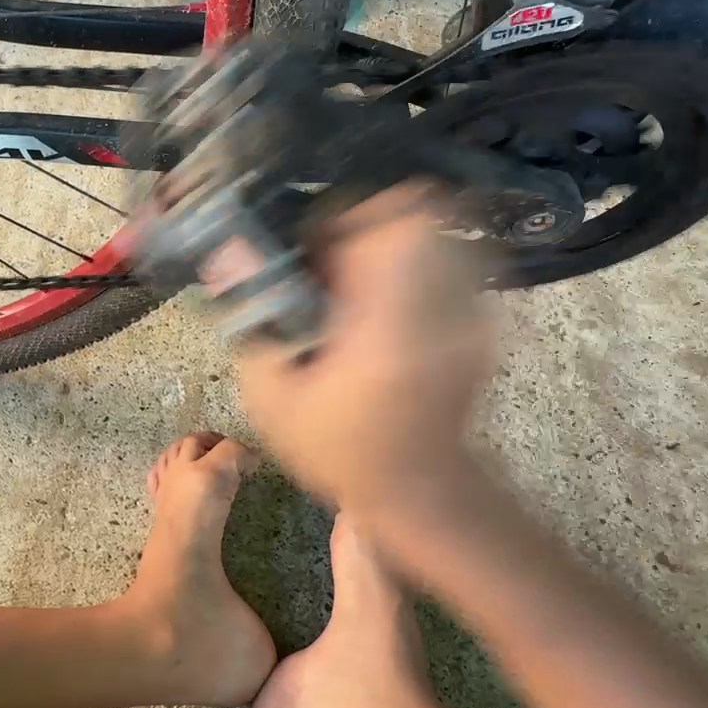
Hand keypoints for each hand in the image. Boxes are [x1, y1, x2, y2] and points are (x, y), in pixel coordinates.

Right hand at [235, 184, 494, 509]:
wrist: (421, 495)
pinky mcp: (481, 320)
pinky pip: (448, 257)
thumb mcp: (271, 396)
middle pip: (420, 212)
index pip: (390, 228)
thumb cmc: (336, 450)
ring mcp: (473, 315)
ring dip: (388, 239)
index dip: (342, 221)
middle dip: (366, 222)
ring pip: (438, 228)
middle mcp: (444, 313)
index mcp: (389, 332)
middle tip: (330, 263)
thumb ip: (252, 320)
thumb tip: (226, 253)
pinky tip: (381, 304)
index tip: (310, 252)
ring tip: (355, 283)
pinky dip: (409, 261)